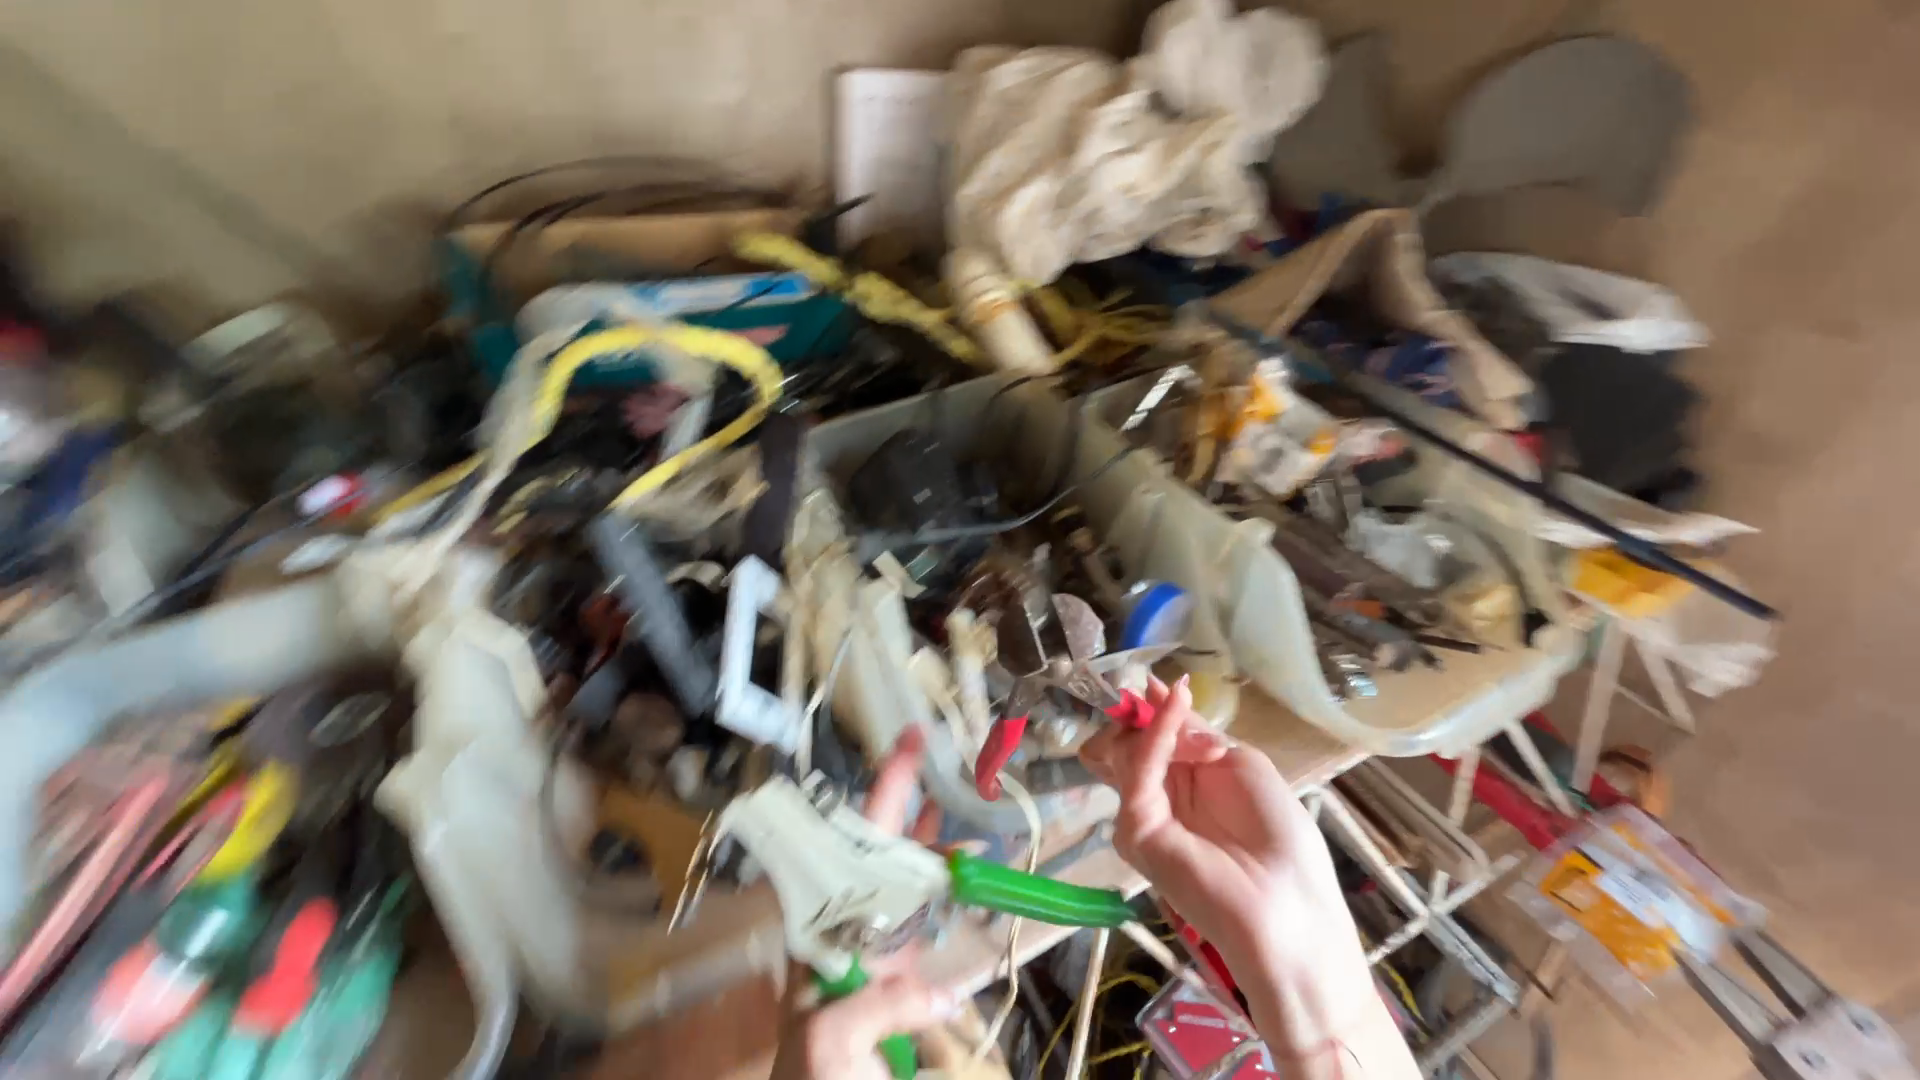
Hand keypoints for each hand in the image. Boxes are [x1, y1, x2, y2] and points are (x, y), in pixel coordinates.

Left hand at [770, 729, 955, 1079]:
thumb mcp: (828, 1046)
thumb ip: (875, 1007)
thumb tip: (941, 989)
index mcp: (827, 922)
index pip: (855, 841)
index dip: (884, 788)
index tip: (909, 742)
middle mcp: (851, 920)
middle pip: (884, 845)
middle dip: (910, 800)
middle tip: (942, 758)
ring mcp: (877, 944)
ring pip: (908, 872)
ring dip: (934, 836)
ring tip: (959, 798)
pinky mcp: (901, 971)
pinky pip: (927, 911)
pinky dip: (950, 883)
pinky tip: (969, 868)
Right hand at [1078, 676, 1382, 1059]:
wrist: (1289, 906)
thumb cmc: (1279, 836)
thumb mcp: (1240, 763)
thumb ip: (1193, 732)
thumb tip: (1157, 691)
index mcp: (1181, 784)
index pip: (1148, 737)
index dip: (1148, 707)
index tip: (1148, 680)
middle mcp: (1155, 797)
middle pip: (1124, 742)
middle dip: (1136, 713)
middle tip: (1153, 695)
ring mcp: (1141, 815)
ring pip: (1122, 750)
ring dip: (1150, 722)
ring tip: (1184, 723)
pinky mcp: (1135, 830)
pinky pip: (1138, 768)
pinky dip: (1155, 731)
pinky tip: (1171, 708)